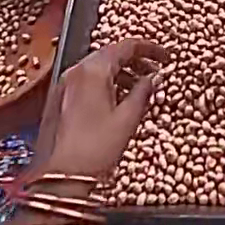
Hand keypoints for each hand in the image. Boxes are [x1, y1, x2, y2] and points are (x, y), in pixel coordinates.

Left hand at [27, 37, 169, 183]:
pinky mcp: (58, 99)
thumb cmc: (97, 148)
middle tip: (155, 72)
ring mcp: (64, 84)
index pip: (126, 46)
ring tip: (141, 88)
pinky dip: (105, 84)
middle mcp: (75, 70)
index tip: (166, 57)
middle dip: (135, 60)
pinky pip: (87, 81)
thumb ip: (143, 92)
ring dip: (121, 73)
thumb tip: (154, 77)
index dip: (149, 49)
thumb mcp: (127, 119)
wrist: (60, 178)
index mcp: (93, 70)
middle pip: (110, 54)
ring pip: (97, 68)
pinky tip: (118, 101)